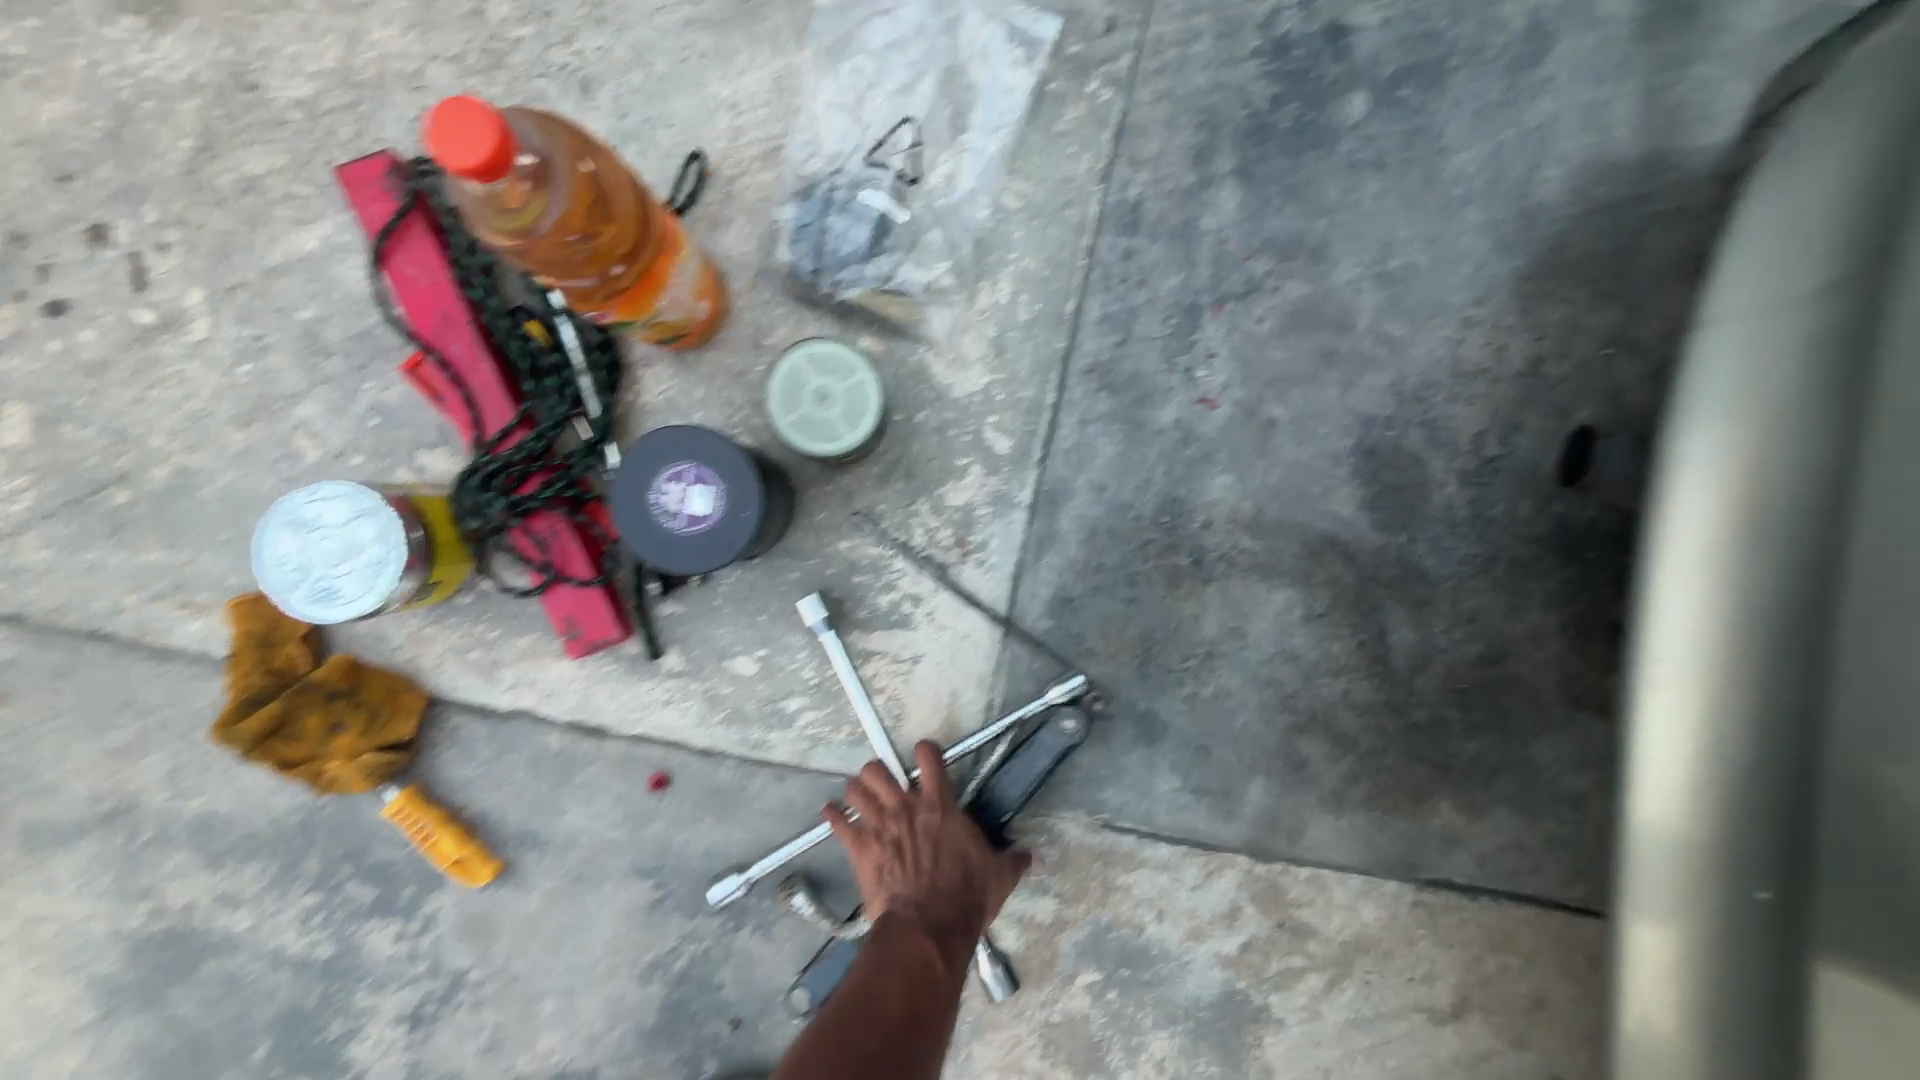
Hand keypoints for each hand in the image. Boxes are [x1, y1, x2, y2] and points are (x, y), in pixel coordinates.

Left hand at [824, 741, 1031, 956]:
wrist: (928, 927)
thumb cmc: (966, 896)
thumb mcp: (999, 876)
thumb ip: (1014, 861)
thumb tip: (1033, 858)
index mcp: (941, 806)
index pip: (929, 758)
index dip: (925, 750)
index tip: (924, 753)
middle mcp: (906, 807)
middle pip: (878, 769)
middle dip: (877, 772)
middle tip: (882, 783)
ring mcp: (879, 826)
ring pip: (855, 790)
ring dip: (856, 791)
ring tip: (858, 796)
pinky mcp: (859, 850)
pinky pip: (838, 824)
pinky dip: (832, 816)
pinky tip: (829, 812)